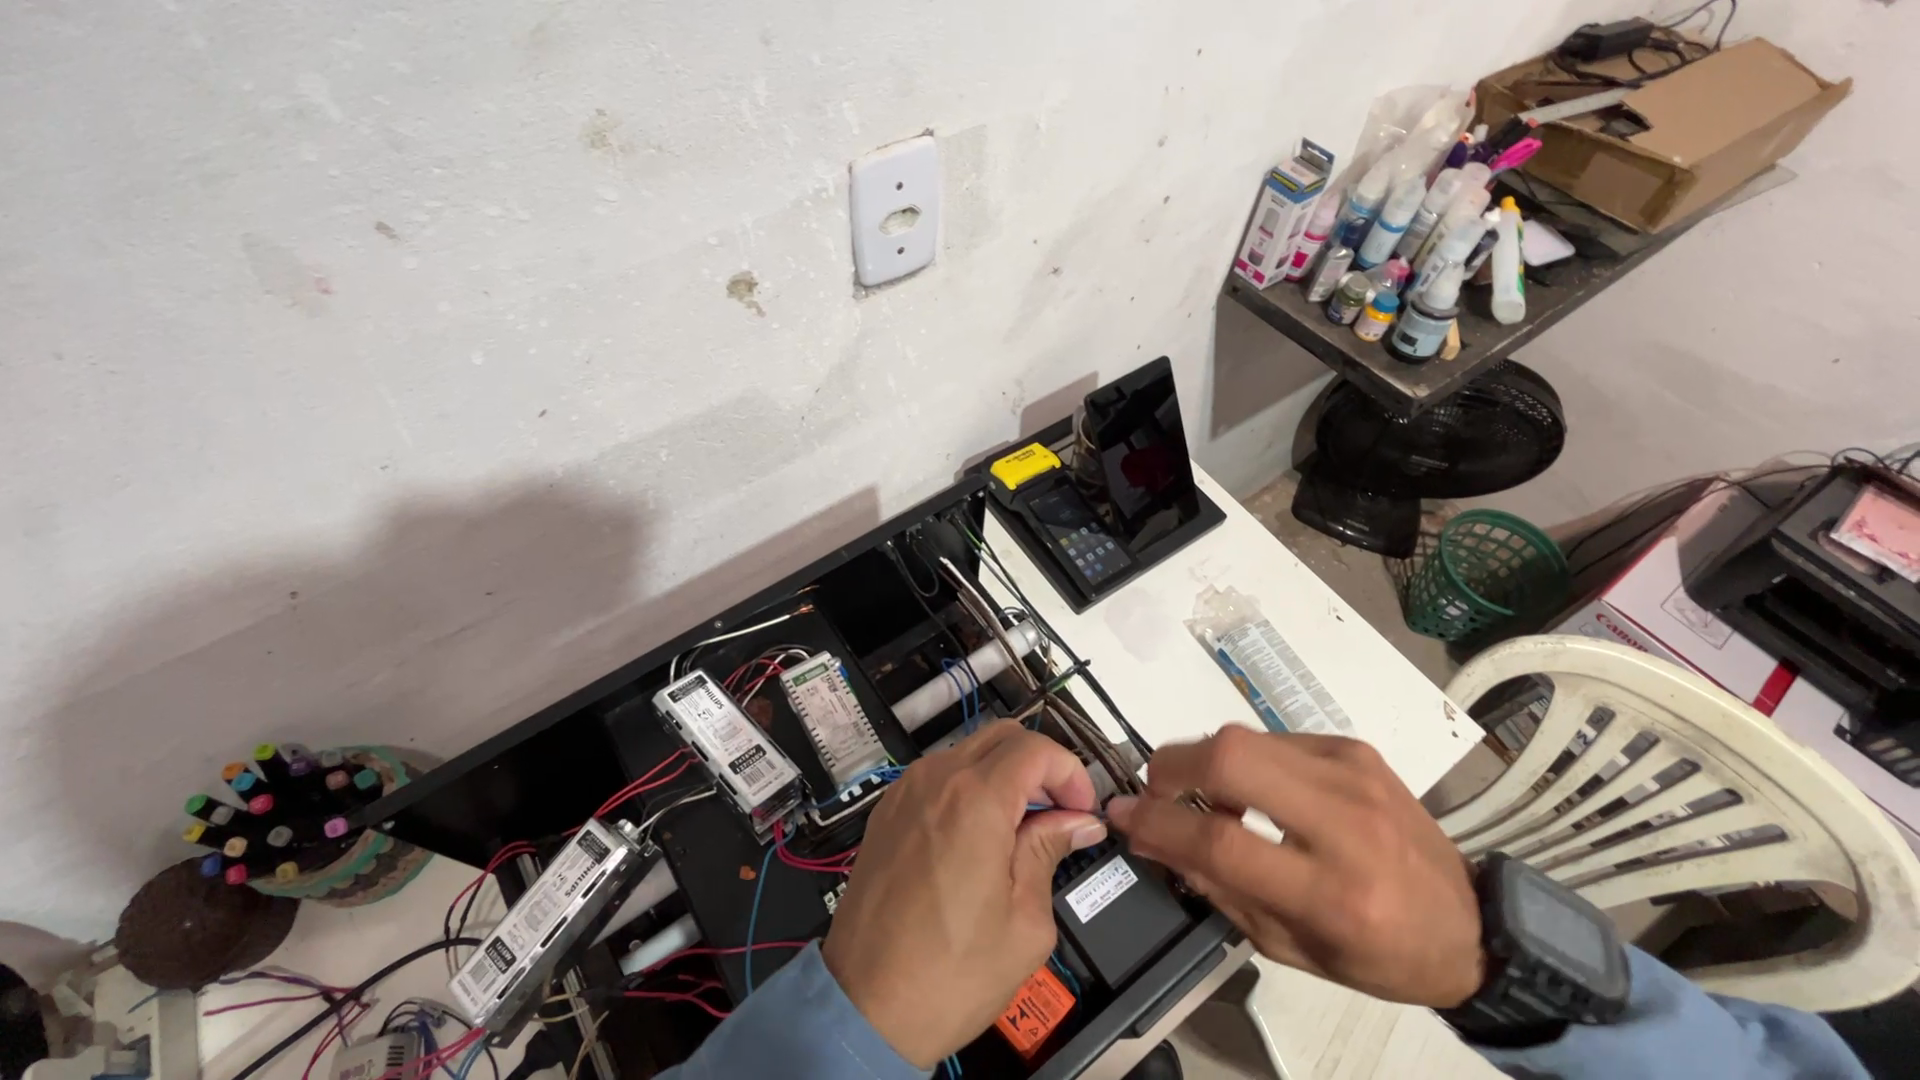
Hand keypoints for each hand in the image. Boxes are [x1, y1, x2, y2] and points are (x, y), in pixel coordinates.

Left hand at [822, 722, 1108, 1066]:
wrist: (866, 1008)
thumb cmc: (948, 974)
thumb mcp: (1024, 920)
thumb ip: (1049, 852)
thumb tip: (1077, 823)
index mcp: (974, 801)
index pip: (1035, 749)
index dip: (1070, 771)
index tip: (1082, 809)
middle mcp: (935, 782)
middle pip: (1002, 737)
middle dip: (1040, 764)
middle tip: (1061, 810)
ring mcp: (904, 794)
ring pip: (968, 752)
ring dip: (1004, 773)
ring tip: (1025, 827)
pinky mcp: (887, 814)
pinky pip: (938, 778)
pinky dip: (970, 787)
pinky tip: (983, 835)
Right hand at [1105, 726, 1482, 1007]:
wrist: (1471, 924)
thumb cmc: (1377, 955)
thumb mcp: (1290, 948)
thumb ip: (1217, 888)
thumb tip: (1155, 837)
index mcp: (1333, 894)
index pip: (1221, 842)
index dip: (1157, 825)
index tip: (1120, 817)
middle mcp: (1347, 823)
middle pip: (1232, 760)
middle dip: (1172, 766)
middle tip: (1154, 790)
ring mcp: (1355, 775)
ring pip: (1247, 738)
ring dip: (1203, 760)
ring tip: (1202, 795)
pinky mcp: (1357, 750)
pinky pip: (1274, 739)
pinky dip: (1244, 760)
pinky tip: (1250, 789)